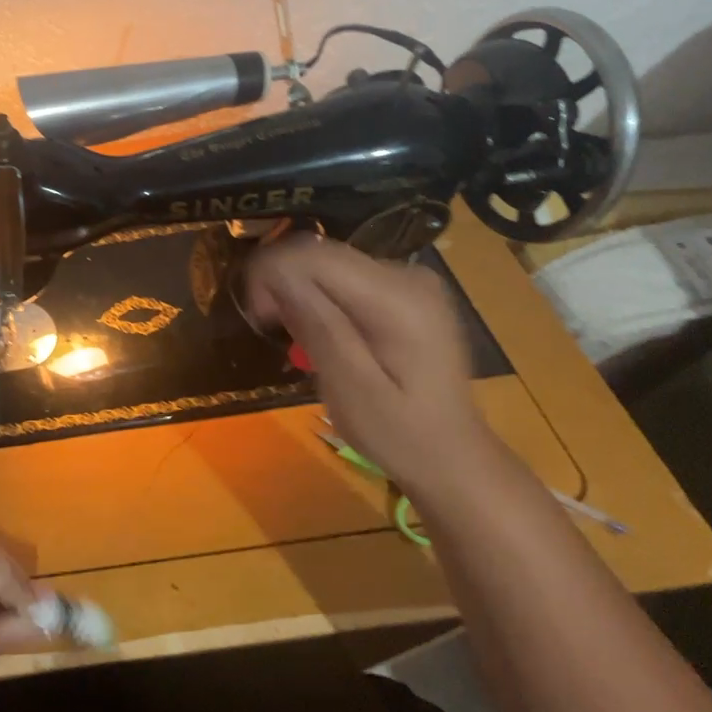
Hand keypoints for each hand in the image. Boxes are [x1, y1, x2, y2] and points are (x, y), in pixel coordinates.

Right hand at [245, 236, 502, 495]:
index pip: (314, 256)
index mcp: (397, 299)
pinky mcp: (405, 294)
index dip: (271, 275)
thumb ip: (318, 327)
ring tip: (296, 340)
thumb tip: (276, 277)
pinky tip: (320, 336)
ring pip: (328, 265)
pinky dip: (319, 300)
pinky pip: (344, 280)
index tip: (259, 318)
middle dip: (281, 283)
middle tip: (271, 329)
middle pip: (321, 255)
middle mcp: (407, 276)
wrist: (452, 456)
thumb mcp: (349, 388)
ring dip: (297, 294)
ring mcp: (410, 282)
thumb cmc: (398, 432)